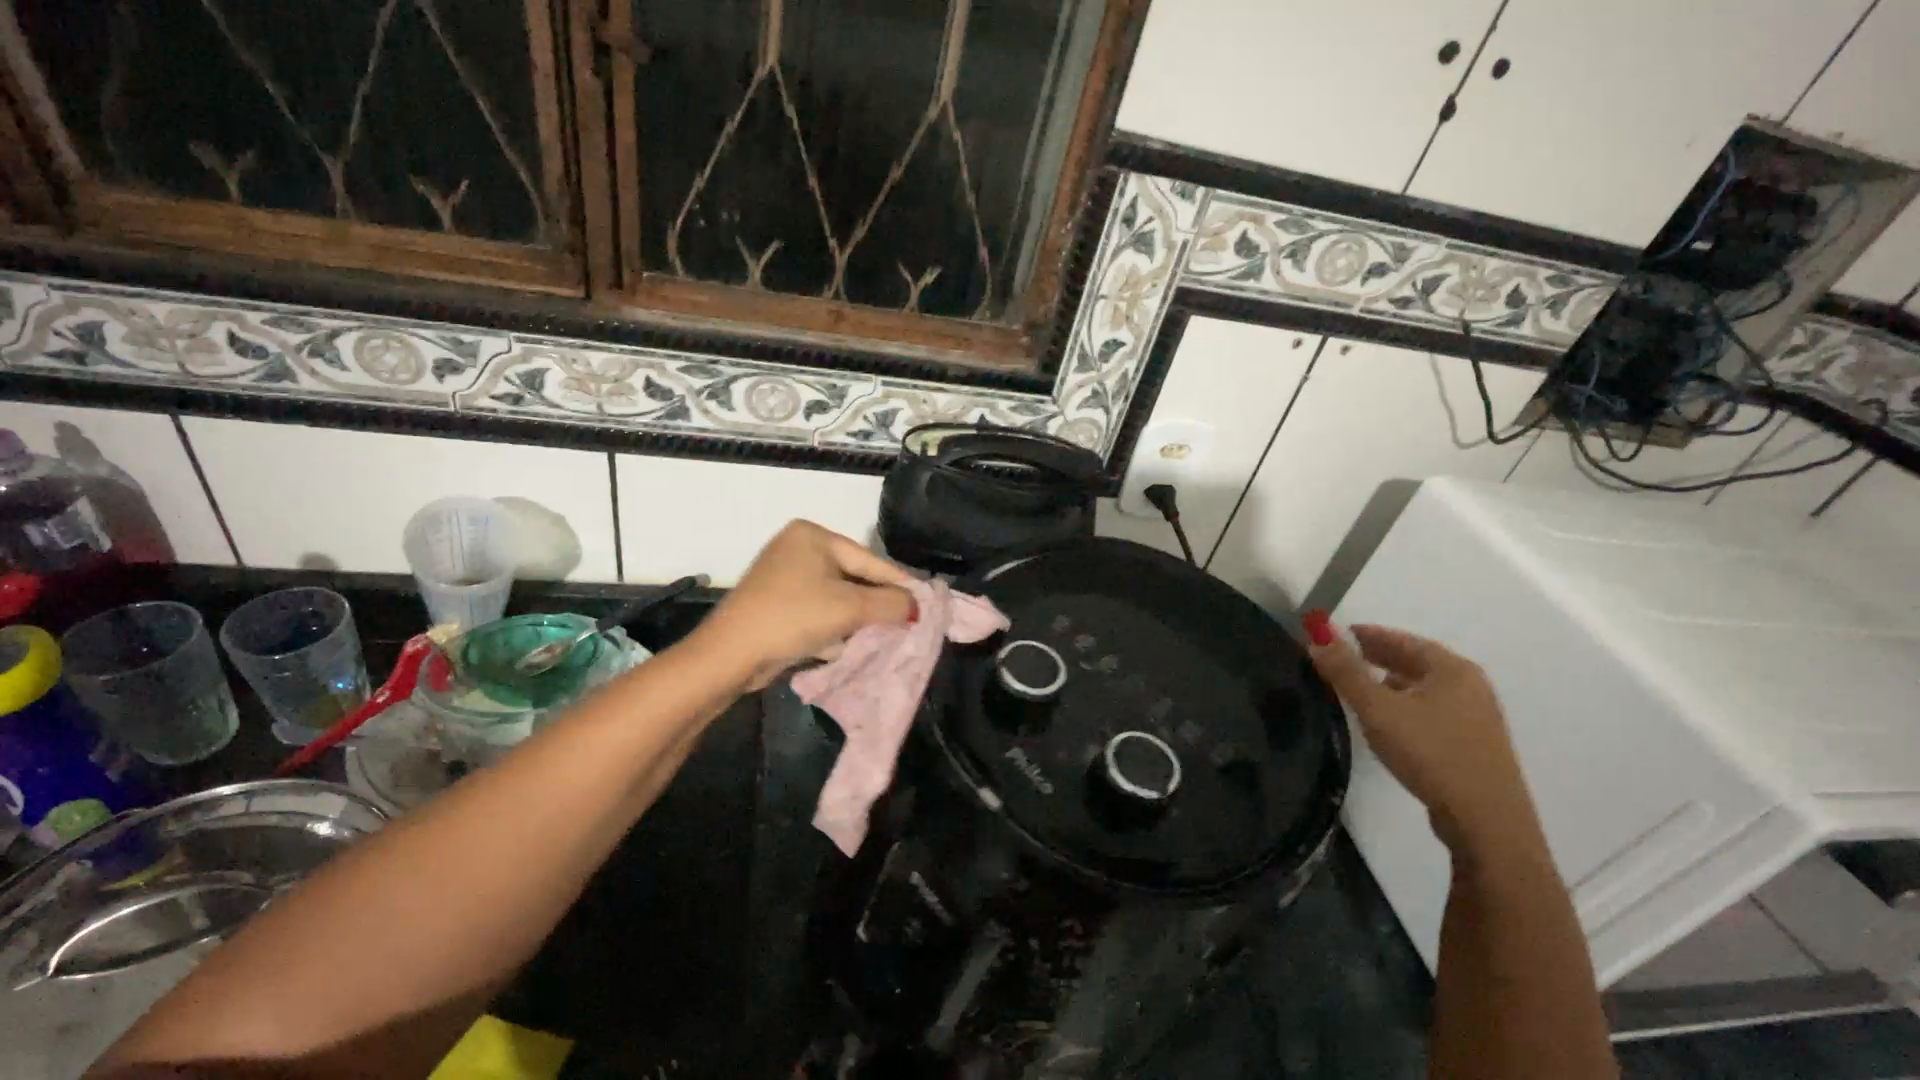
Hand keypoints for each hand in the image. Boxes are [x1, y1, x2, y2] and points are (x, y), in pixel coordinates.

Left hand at [690, 520, 915, 690]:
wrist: (732, 654)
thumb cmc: (794, 617)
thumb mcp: (850, 608)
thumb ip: (890, 603)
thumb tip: (917, 607)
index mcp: (813, 535)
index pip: (869, 560)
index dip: (898, 584)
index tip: (925, 606)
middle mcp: (797, 548)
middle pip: (853, 578)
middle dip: (875, 605)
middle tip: (905, 625)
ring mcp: (783, 576)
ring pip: (836, 597)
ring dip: (855, 620)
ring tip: (880, 639)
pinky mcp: (776, 604)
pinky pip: (817, 611)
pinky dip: (832, 627)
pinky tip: (843, 647)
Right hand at [1303, 613, 1538, 857]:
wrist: (1486, 821)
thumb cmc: (1431, 753)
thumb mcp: (1378, 710)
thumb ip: (1346, 673)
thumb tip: (1317, 636)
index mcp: (1452, 668)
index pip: (1402, 638)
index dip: (1366, 634)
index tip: (1334, 634)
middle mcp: (1470, 685)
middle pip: (1416, 661)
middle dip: (1377, 657)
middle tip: (1341, 658)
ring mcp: (1477, 717)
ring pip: (1425, 688)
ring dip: (1391, 683)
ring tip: (1359, 690)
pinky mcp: (1476, 745)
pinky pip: (1433, 711)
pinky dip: (1407, 706)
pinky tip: (1389, 724)